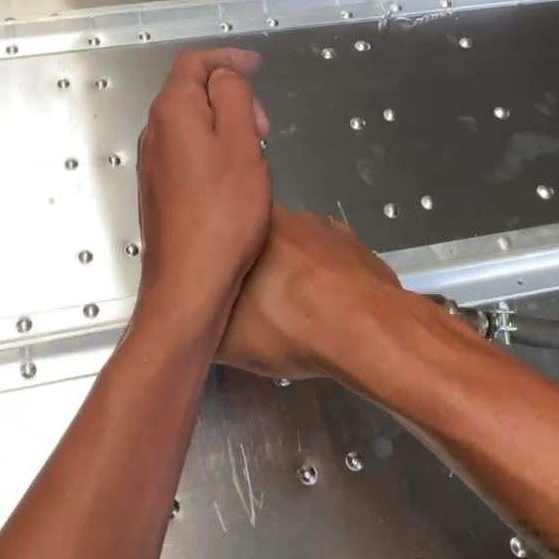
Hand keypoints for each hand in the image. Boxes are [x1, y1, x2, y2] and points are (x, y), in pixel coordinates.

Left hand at [134, 49, 271, 333]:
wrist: (189, 283)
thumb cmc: (223, 214)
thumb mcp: (242, 143)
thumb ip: (233, 97)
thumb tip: (223, 76)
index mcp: (171, 112)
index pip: (193, 63)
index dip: (227, 59)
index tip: (257, 66)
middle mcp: (154, 133)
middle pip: (191, 92)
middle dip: (231, 96)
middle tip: (263, 127)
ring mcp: (154, 164)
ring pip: (191, 125)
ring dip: (225, 126)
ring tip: (255, 154)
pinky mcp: (160, 192)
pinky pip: (187, 153)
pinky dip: (214, 151)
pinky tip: (235, 180)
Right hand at [217, 207, 409, 380]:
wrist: (367, 333)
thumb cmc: (287, 327)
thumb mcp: (224, 341)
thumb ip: (200, 324)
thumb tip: (191, 323)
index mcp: (254, 227)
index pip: (226, 232)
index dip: (221, 260)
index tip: (220, 286)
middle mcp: (291, 217)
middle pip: (264, 241)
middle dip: (259, 268)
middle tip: (254, 304)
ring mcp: (330, 230)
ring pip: (301, 251)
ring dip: (297, 274)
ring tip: (295, 312)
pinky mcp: (361, 249)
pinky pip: (334, 263)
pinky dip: (330, 282)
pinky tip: (330, 311)